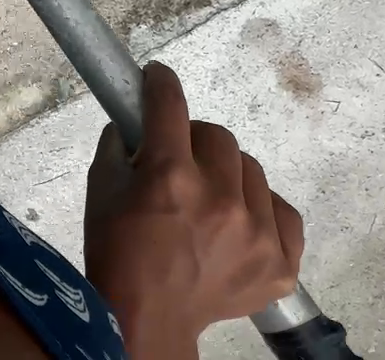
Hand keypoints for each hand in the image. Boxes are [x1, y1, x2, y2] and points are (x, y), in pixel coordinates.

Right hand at [83, 63, 303, 358]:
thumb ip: (120, 145)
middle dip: (193, 138)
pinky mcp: (282, 263)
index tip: (157, 74)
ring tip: (206, 195)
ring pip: (252, 170)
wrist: (146, 311)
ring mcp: (258, 232)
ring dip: (226, 172)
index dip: (161, 82)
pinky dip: (261, 209)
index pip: (170, 105)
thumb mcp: (100, 183)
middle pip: (219, 136)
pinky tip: (236, 220)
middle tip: (176, 157)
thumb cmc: (114, 242)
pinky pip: (284, 213)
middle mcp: (220, 196)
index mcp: (169, 173)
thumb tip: (136, 123)